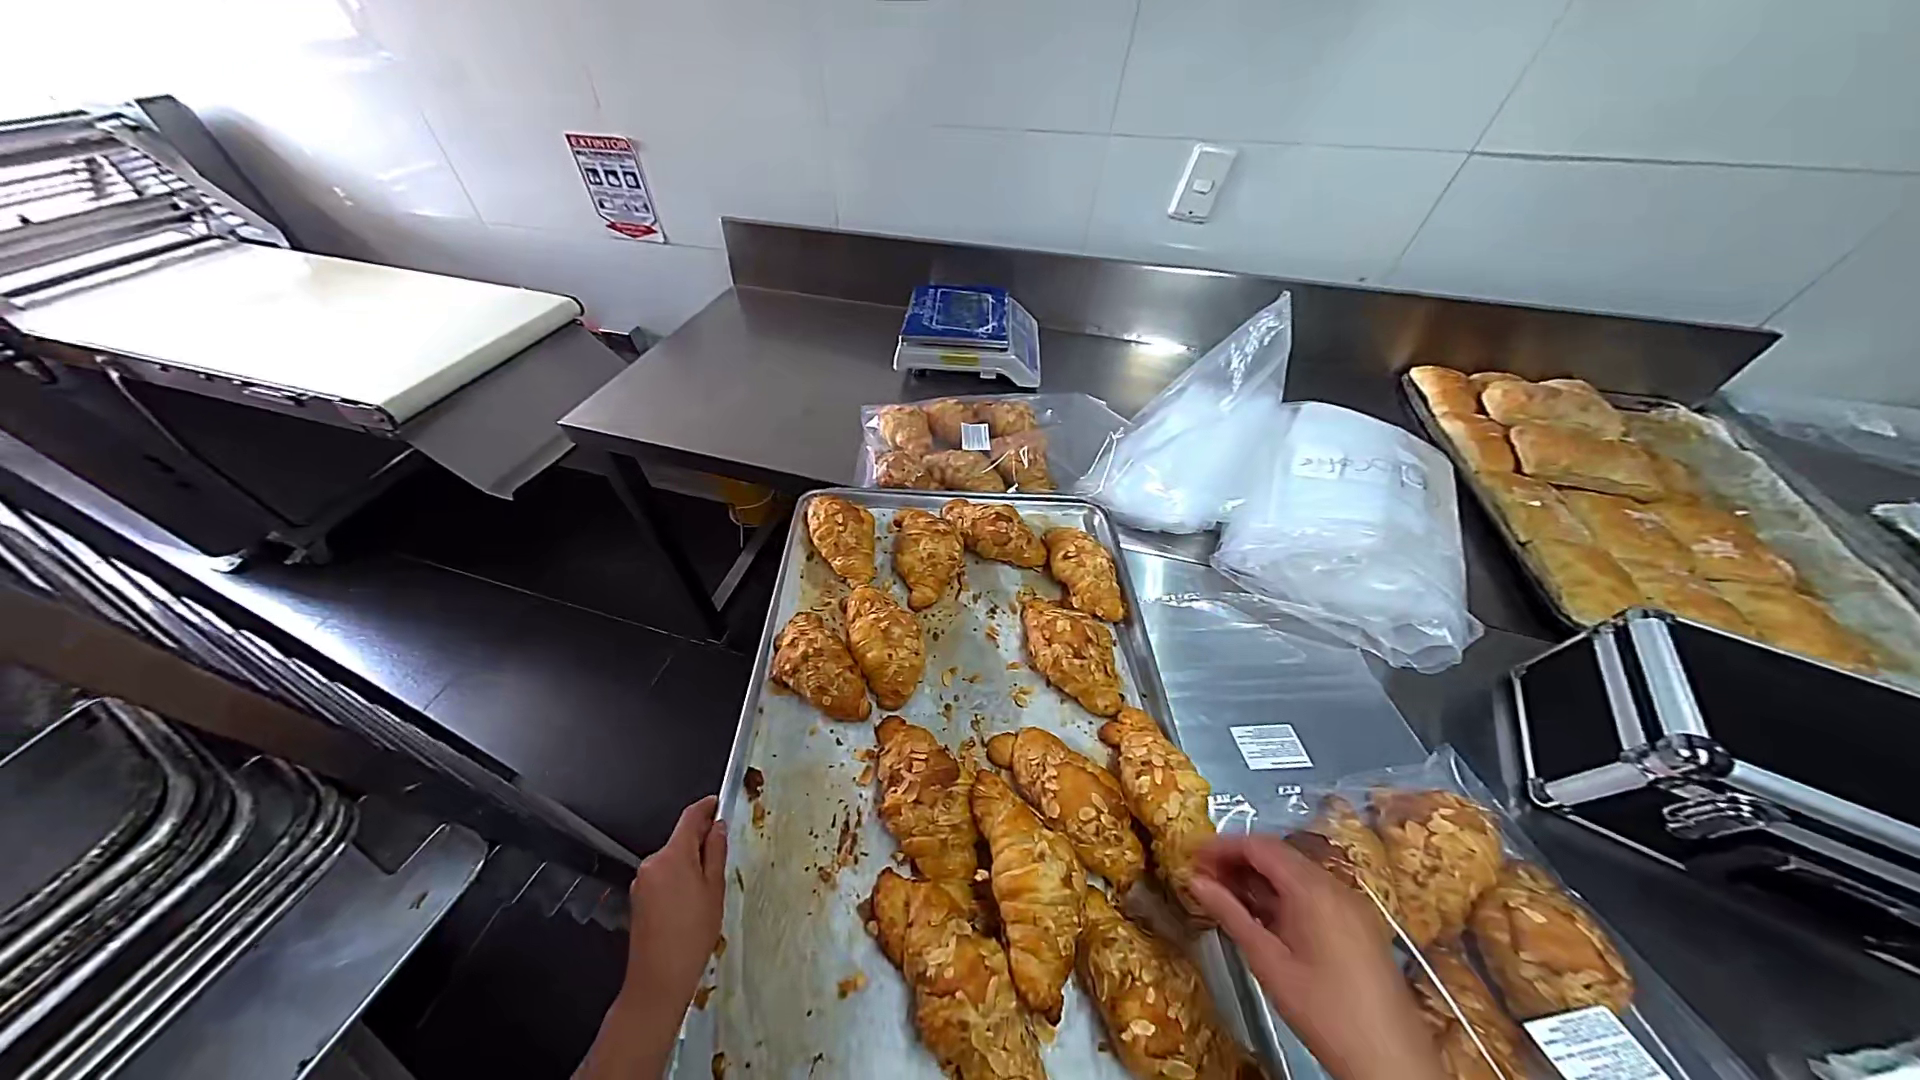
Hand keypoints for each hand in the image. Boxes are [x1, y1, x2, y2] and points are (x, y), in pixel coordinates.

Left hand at [625, 795, 727, 1004]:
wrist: (658, 979)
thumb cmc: (693, 933)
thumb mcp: (715, 888)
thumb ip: (716, 851)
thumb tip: (717, 827)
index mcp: (672, 855)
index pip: (690, 817)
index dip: (706, 806)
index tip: (718, 802)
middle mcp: (652, 863)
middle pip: (680, 838)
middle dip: (701, 839)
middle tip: (723, 849)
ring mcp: (642, 881)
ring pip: (672, 858)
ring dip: (690, 860)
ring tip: (710, 883)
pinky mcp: (638, 898)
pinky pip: (662, 875)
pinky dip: (678, 877)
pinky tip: (691, 898)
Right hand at [1190, 834, 1442, 1079]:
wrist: (1391, 1063)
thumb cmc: (1323, 1010)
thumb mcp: (1268, 961)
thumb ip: (1230, 913)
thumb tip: (1195, 880)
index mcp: (1312, 889)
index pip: (1259, 846)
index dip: (1222, 846)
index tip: (1194, 857)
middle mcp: (1334, 885)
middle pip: (1278, 854)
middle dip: (1238, 859)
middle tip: (1205, 875)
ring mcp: (1351, 903)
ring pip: (1295, 872)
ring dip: (1259, 876)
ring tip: (1226, 894)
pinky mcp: (1358, 922)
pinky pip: (1313, 891)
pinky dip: (1282, 892)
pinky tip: (1263, 914)